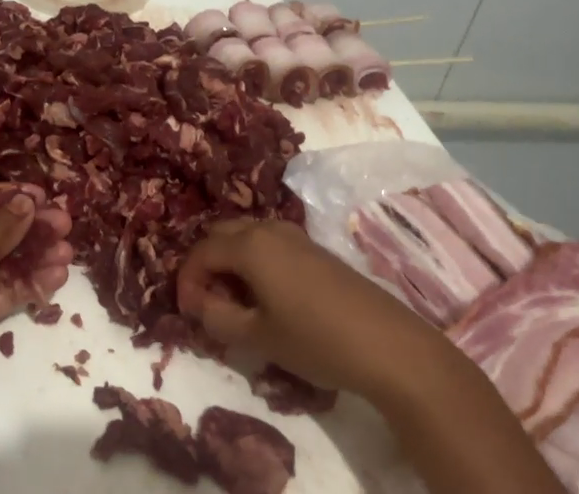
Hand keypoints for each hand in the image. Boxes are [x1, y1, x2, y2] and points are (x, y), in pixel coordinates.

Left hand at [0, 183, 73, 412]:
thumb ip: (5, 224)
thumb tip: (25, 200)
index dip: (11, 195)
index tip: (44, 196)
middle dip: (32, 227)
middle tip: (66, 225)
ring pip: (8, 261)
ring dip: (38, 256)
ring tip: (67, 254)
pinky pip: (9, 290)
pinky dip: (31, 284)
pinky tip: (57, 278)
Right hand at [175, 218, 448, 400]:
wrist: (392, 348)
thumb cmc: (316, 340)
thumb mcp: (257, 337)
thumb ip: (217, 317)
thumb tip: (198, 304)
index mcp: (249, 245)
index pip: (200, 252)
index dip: (186, 281)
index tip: (188, 312)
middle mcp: (269, 229)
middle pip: (221, 235)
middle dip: (207, 265)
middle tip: (208, 302)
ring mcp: (297, 237)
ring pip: (247, 237)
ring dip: (232, 263)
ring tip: (236, 302)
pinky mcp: (317, 251)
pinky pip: (271, 245)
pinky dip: (256, 263)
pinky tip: (268, 298)